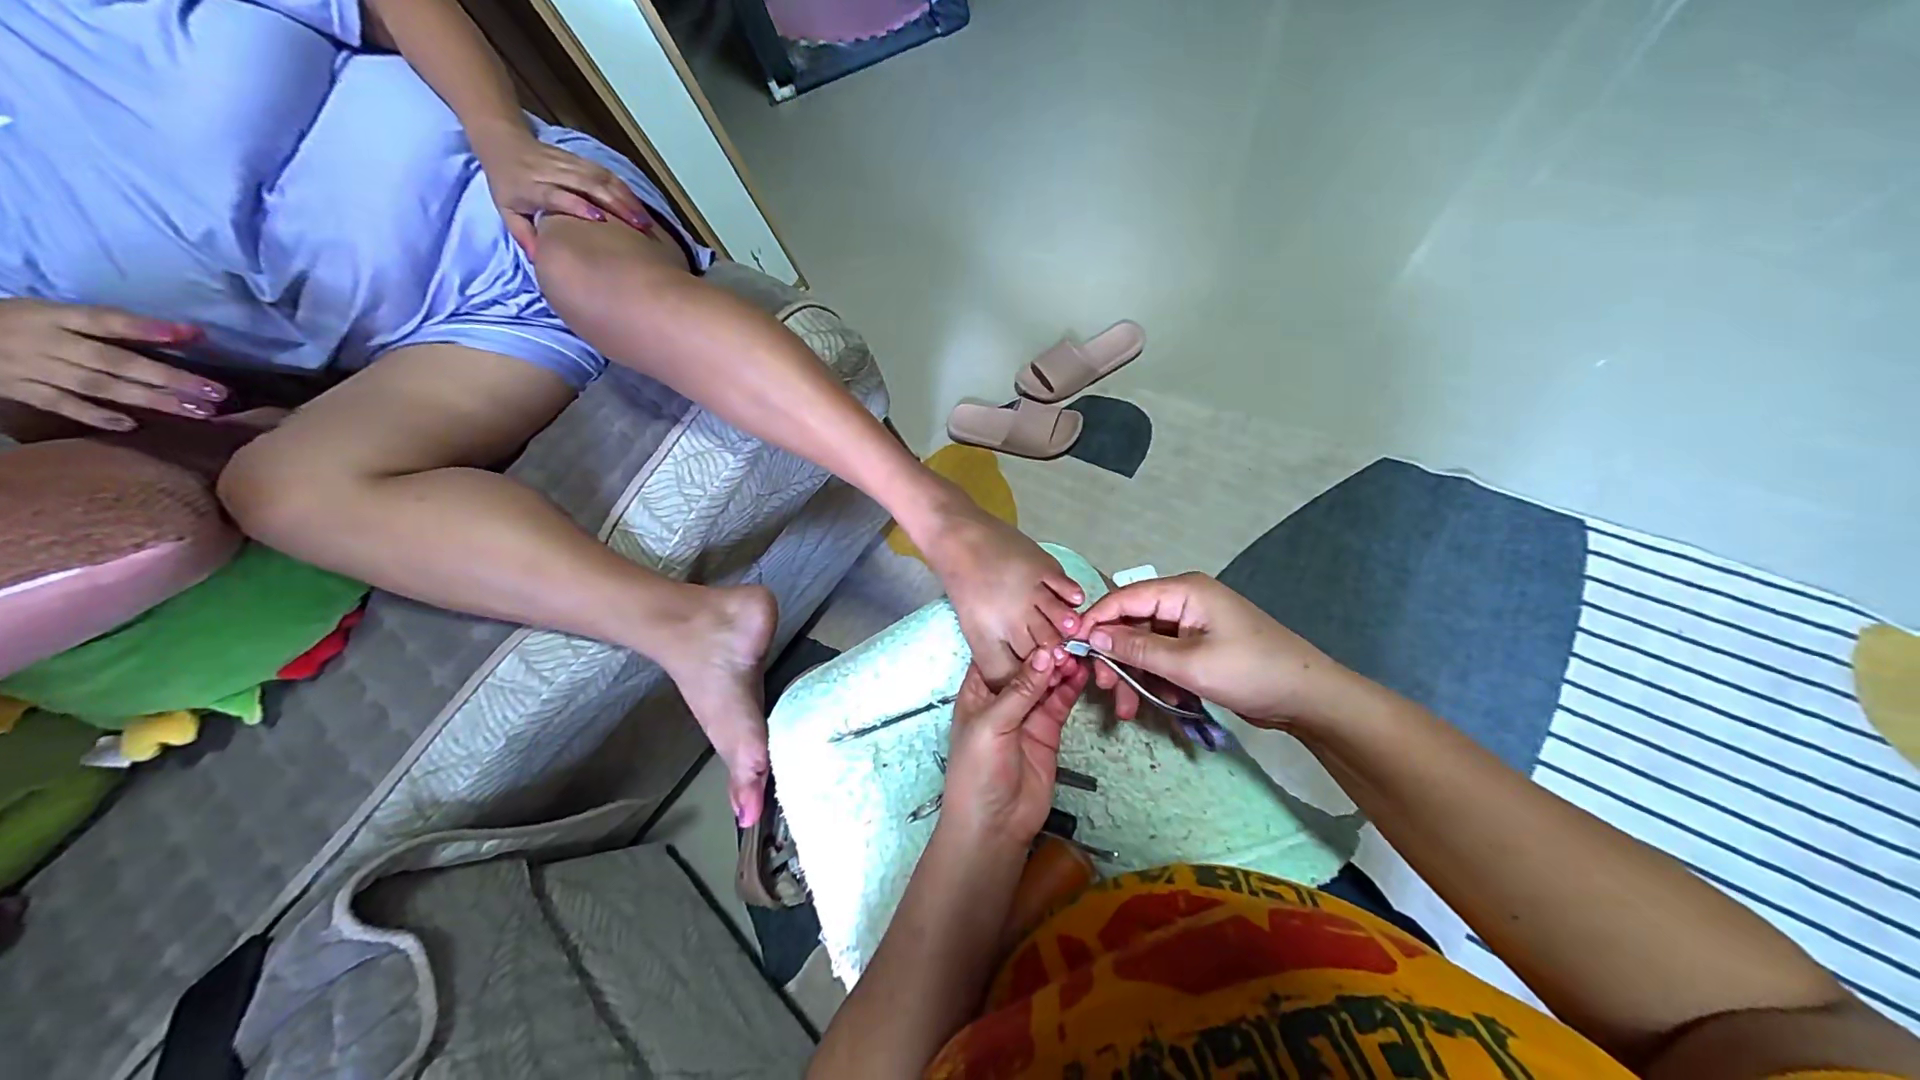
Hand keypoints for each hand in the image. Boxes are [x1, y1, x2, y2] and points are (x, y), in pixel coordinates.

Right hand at [0, 299, 224, 429]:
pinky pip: (60, 404)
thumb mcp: (57, 314)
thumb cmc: (20, 324)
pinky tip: (133, 425)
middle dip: (169, 377)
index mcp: (52, 315)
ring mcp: (29, 367)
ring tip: (198, 411)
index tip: (194, 334)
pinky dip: (96, 415)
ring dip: (151, 399)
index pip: (103, 319)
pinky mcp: (16, 389)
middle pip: (114, 361)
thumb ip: (117, 325)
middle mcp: (44, 342)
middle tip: (217, 392)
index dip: (146, 327)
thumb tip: (191, 333)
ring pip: (98, 385)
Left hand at [470, 125, 653, 255]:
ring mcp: (566, 163)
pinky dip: (624, 189)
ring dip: (625, 198)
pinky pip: (605, 172)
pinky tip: (639, 205)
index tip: (600, 219)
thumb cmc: (507, 185)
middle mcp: (550, 171)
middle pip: (586, 184)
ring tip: (644, 220)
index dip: (578, 204)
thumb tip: (538, 261)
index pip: (557, 193)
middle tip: (638, 226)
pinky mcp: (578, 158)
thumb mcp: (506, 211)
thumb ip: (523, 235)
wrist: (502, 143)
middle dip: (614, 203)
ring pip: (599, 177)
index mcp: (531, 186)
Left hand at [918, 503, 1084, 683]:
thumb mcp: (972, 629)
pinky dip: (1073, 597)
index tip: (1043, 674)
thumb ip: (995, 655)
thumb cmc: (964, 586)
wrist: (961, 541)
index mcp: (990, 639)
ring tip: (1071, 629)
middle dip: (1054, 655)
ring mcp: (1032, 593)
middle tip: (1064, 653)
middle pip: (1044, 650)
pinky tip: (1073, 600)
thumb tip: (1019, 673)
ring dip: (1067, 628)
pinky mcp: (1043, 568)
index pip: (1018, 671)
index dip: (1033, 677)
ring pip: (1060, 624)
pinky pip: (1067, 588)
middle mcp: (1013, 620)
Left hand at [941, 648, 1089, 849]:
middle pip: (1027, 666)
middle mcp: (1002, 697)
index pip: (998, 654)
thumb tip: (1045, 655)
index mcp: (977, 691)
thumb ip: (1020, 690)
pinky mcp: (1047, 729)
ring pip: (1047, 681)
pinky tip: (1082, 673)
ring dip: (1061, 667)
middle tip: (1069, 640)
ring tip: (1078, 653)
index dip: (1020, 639)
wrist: (995, 824)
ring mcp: (1026, 713)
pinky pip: (1060, 701)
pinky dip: (1071, 687)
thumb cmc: (977, 771)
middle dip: (1046, 652)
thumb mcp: (992, 724)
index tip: (1044, 624)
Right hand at [1079, 572, 1356, 727]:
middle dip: (1116, 657)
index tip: (1072, 648)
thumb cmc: (1250, 671)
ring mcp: (1193, 624)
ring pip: (1146, 645)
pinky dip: (1158, 680)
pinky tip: (1162, 703)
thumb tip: (1094, 636)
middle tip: (1104, 688)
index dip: (1095, 621)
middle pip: (1132, 623)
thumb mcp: (1188, 663)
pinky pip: (1165, 658)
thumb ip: (1137, 648)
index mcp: (1184, 591)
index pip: (1124, 598)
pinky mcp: (1200, 646)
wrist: (1309, 698)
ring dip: (1135, 675)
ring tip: (1129, 709)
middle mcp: (1185, 600)